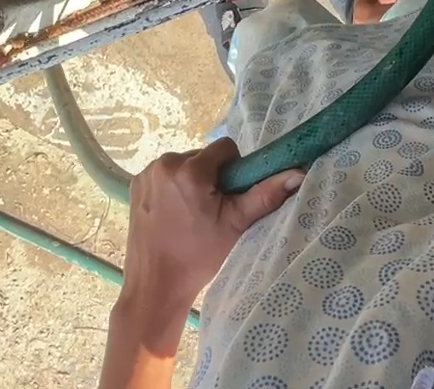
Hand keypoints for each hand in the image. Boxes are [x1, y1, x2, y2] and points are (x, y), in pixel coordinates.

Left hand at [120, 139, 302, 311]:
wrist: (156, 286)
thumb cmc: (199, 256)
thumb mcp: (236, 224)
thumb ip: (266, 195)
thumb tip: (297, 173)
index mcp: (190, 171)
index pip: (224, 148)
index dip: (233, 169)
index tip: (228, 196)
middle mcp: (165, 164)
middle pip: (203, 156)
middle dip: (211, 176)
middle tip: (210, 208)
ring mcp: (147, 173)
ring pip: (184, 163)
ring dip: (191, 180)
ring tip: (190, 212)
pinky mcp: (136, 182)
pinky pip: (165, 173)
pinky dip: (172, 186)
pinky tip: (173, 212)